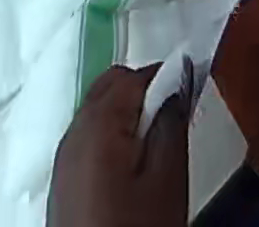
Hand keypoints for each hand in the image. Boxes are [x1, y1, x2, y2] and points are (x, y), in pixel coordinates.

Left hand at [49, 65, 189, 226]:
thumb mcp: (166, 182)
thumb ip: (172, 124)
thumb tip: (180, 80)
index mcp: (99, 121)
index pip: (136, 76)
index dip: (169, 75)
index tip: (195, 86)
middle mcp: (75, 126)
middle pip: (112, 84)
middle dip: (145, 90)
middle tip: (177, 117)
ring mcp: (65, 151)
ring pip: (99, 106)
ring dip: (128, 111)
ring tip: (158, 143)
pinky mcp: (63, 175)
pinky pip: (89, 132)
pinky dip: (112, 132)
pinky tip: (132, 164)